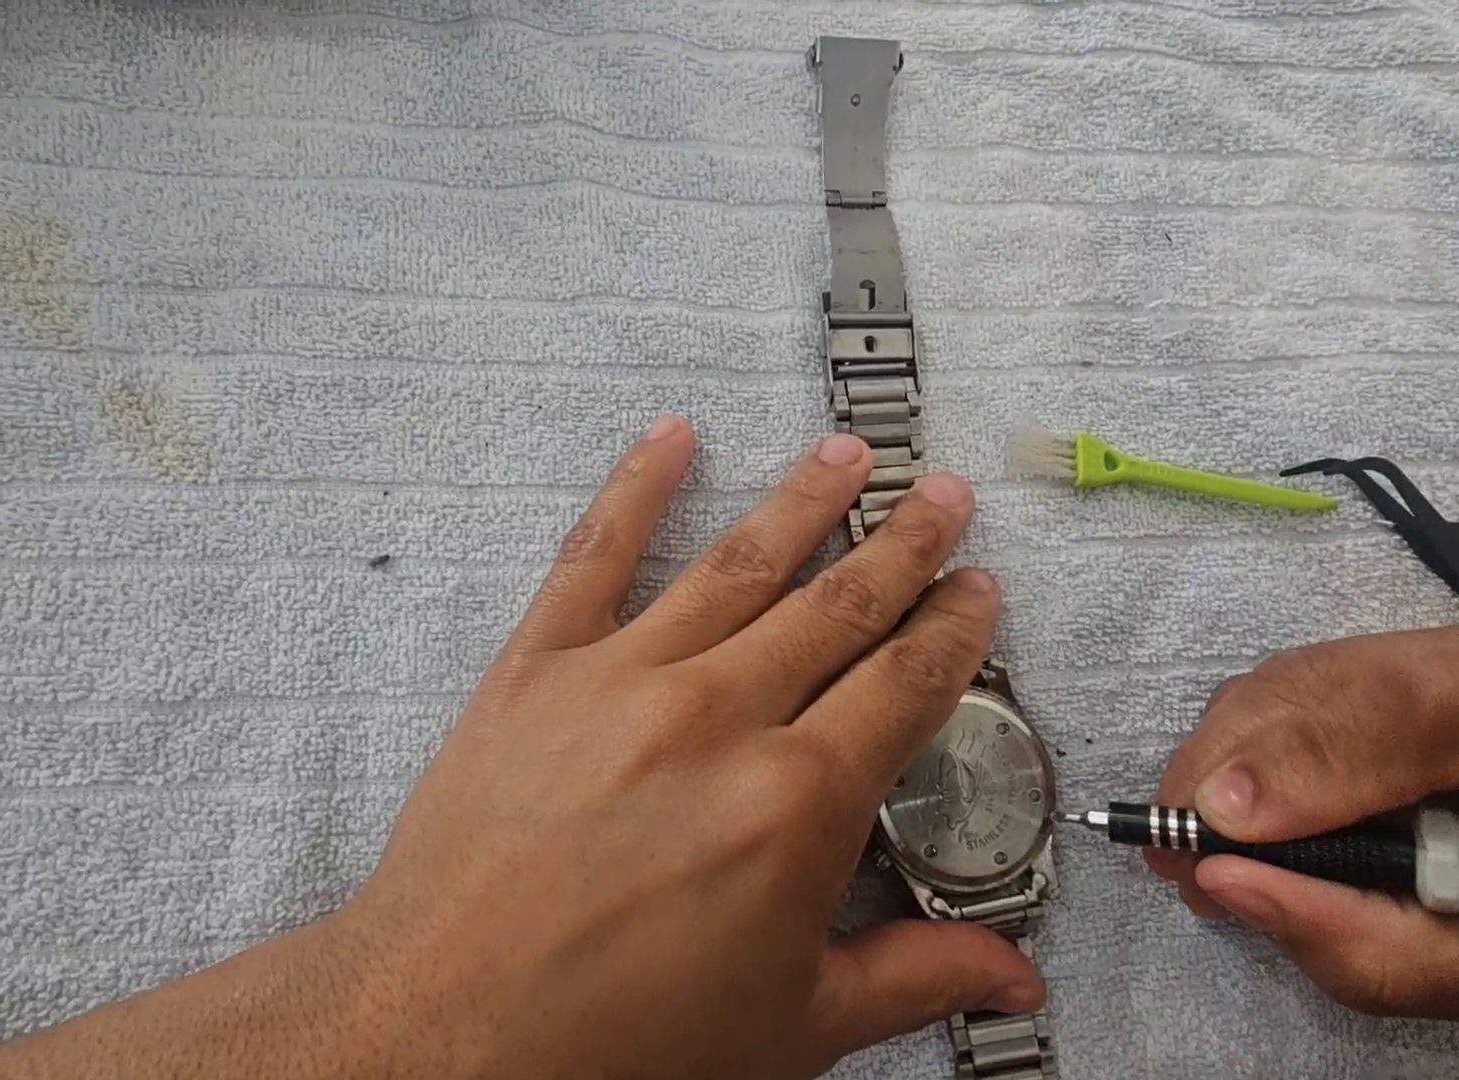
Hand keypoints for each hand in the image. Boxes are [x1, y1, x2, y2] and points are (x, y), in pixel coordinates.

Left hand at [347, 416, 1038, 1078]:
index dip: (951, 632)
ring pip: (740, 563)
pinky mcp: (543, 664)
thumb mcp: (791, 1023)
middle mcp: (718, 719)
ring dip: (804, 501)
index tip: (974, 589)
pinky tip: (669, 439)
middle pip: (837, 606)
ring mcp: (626, 677)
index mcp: (793, 804)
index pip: (904, 688)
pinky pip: (596, 553)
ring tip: (848, 456)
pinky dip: (635, 487)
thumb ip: (911, 977)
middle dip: (902, 544)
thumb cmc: (614, 1040)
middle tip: (939, 496)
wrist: (446, 1033)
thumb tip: (1012, 977)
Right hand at [1147, 604, 1458, 1049]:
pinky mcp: (1406, 657)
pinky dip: (1249, 752)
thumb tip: (1222, 880)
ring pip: (1287, 681)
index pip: (1427, 706)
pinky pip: (1289, 691)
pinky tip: (1246, 808)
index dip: (1305, 760)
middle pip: (1319, 684)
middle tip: (1176, 862)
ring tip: (1201, 844)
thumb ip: (1389, 948)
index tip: (1218, 838)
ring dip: (1224, 764)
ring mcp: (1454, 643)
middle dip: (1227, 772)